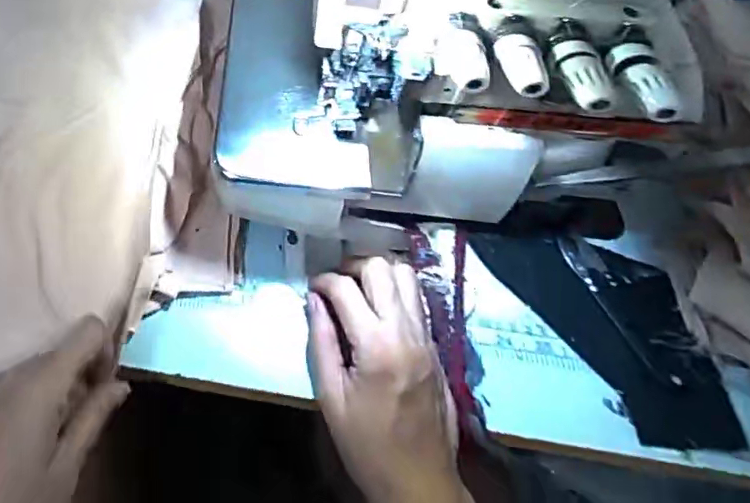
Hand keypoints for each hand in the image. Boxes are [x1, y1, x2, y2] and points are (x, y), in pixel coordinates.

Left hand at [0, 315, 130, 502]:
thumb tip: (120, 385)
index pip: (88, 330)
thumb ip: (94, 417)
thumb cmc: (18, 502)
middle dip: (84, 375)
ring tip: (59, 435)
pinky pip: (19, 381)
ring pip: (42, 365)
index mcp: (39, 382)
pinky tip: (32, 438)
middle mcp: (14, 372)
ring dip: (61, 387)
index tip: (107, 390)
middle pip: (64, 350)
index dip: (106, 351)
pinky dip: (36, 395)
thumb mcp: (65, 469)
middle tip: (88, 420)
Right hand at [308, 258, 470, 502]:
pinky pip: (417, 298)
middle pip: (380, 267)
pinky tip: (380, 310)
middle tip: (336, 286)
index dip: (323, 281)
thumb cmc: (368, 447)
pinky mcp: (436, 345)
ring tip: (359, 291)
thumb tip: (314, 300)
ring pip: (406, 274)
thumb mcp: (331, 398)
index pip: (346, 287)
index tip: (313, 289)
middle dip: (352, 267)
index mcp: (376, 345)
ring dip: (379, 274)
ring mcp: (425, 336)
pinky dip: (397, 291)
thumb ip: (321, 341)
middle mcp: (405, 331)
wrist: (420, 484)